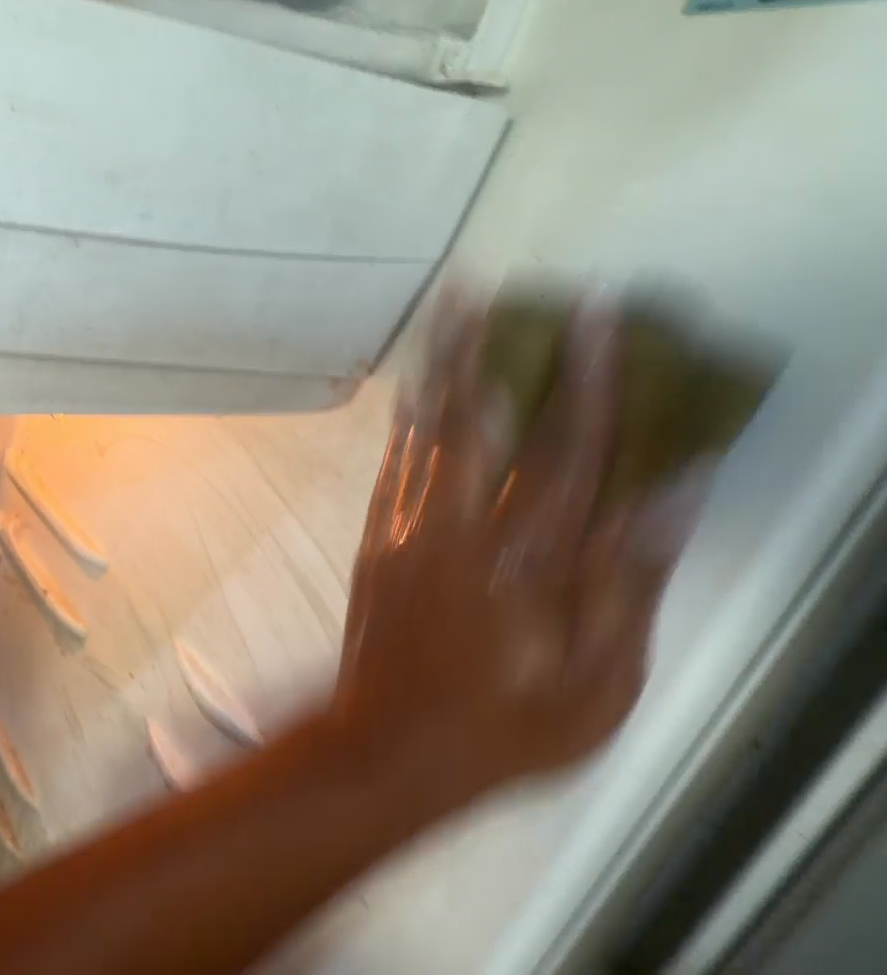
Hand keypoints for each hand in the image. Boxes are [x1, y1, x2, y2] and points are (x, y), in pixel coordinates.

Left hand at [333, 295, 715, 796]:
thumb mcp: (597, 683)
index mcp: (522, 566)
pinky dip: (404, 425)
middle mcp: (454, 534)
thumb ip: (625, 585)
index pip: (566, 456)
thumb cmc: (503, 729)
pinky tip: (411, 392)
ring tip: (440, 316)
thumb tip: (662, 497)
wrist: (388, 747)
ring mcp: (403, 534)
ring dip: (435, 371)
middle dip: (480, 352)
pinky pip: (391, 469)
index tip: (599, 322)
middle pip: (475, 427)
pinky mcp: (373, 544)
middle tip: (480, 288)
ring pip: (424, 437)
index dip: (586, 384)